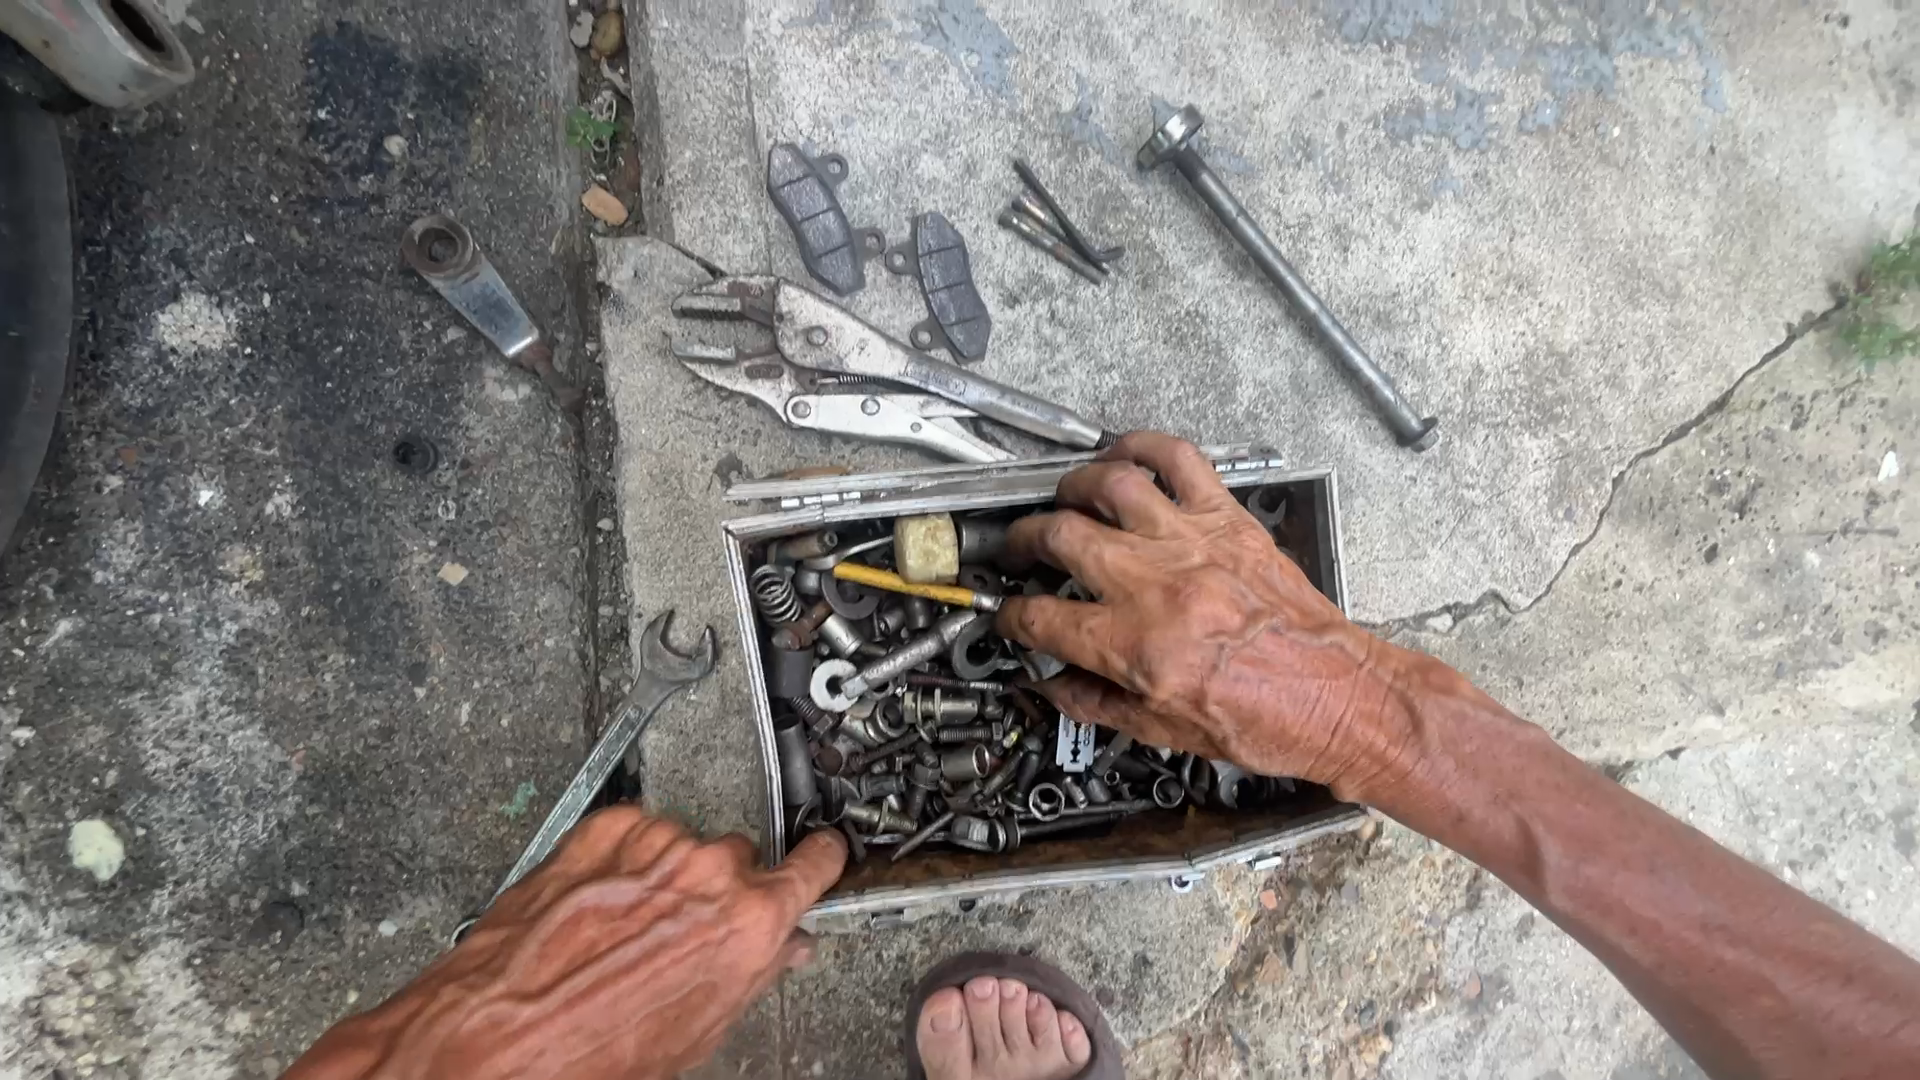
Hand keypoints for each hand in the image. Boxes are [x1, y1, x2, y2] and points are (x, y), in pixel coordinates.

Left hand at [285, 807, 846, 1079]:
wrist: (488, 1046)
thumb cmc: (590, 1056)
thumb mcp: (699, 1032)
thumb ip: (756, 971)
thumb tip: (785, 947)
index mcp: (748, 920)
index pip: (818, 861)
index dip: (819, 862)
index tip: (818, 857)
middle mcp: (712, 869)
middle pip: (741, 858)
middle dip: (721, 889)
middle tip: (681, 929)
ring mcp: (660, 841)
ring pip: (687, 846)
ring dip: (667, 874)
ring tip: (624, 926)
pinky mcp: (611, 826)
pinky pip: (639, 832)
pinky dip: (626, 859)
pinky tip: (599, 905)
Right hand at [995, 432, 1424, 801]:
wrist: (1336, 697)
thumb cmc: (1265, 718)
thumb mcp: (1163, 731)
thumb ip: (1094, 702)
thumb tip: (1050, 685)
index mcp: (1134, 646)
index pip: (1041, 618)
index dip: (1011, 617)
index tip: (1011, 615)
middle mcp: (1154, 585)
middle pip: (1060, 537)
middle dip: (1022, 541)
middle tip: (1020, 550)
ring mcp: (1190, 544)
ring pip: (1109, 486)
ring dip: (1072, 488)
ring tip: (1063, 500)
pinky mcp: (1226, 521)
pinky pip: (1178, 461)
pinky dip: (1143, 446)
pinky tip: (1122, 454)